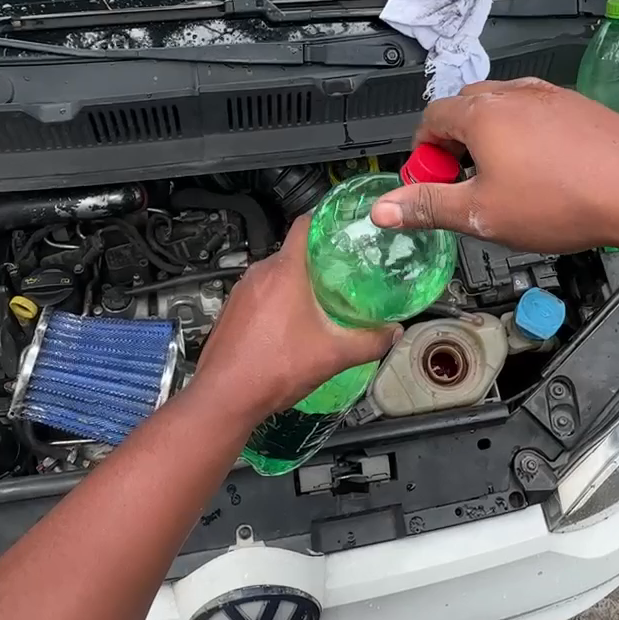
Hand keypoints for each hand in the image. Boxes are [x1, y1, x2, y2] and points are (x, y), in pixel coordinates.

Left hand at [190, 215, 399, 419]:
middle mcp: (259, 273)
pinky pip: (260, 294)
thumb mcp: (333, 355)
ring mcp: (242, 291)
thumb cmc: (273, 369)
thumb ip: (369, 342)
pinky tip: (291, 323)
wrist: (226, 397)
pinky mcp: (232, 310)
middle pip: (294, 251)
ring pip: (275, 274)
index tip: (346, 230)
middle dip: (319, 261)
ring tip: (321, 300)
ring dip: (297, 283)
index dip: (327, 222)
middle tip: (344, 273)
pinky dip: (277, 300)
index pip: (305, 224)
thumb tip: (392, 332)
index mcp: (284, 271)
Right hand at [370, 78, 618, 252]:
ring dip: (489, 136)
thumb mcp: (483, 214)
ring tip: (502, 177)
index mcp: (482, 114)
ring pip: (503, 107)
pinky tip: (543, 169)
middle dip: (453, 142)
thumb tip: (381, 210)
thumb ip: (427, 207)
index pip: (431, 117)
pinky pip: (537, 112)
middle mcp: (514, 93)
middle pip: (465, 106)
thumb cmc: (560, 202)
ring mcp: (551, 95)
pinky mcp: (581, 106)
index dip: (422, 151)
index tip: (430, 181)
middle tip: (463, 181)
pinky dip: (524, 134)